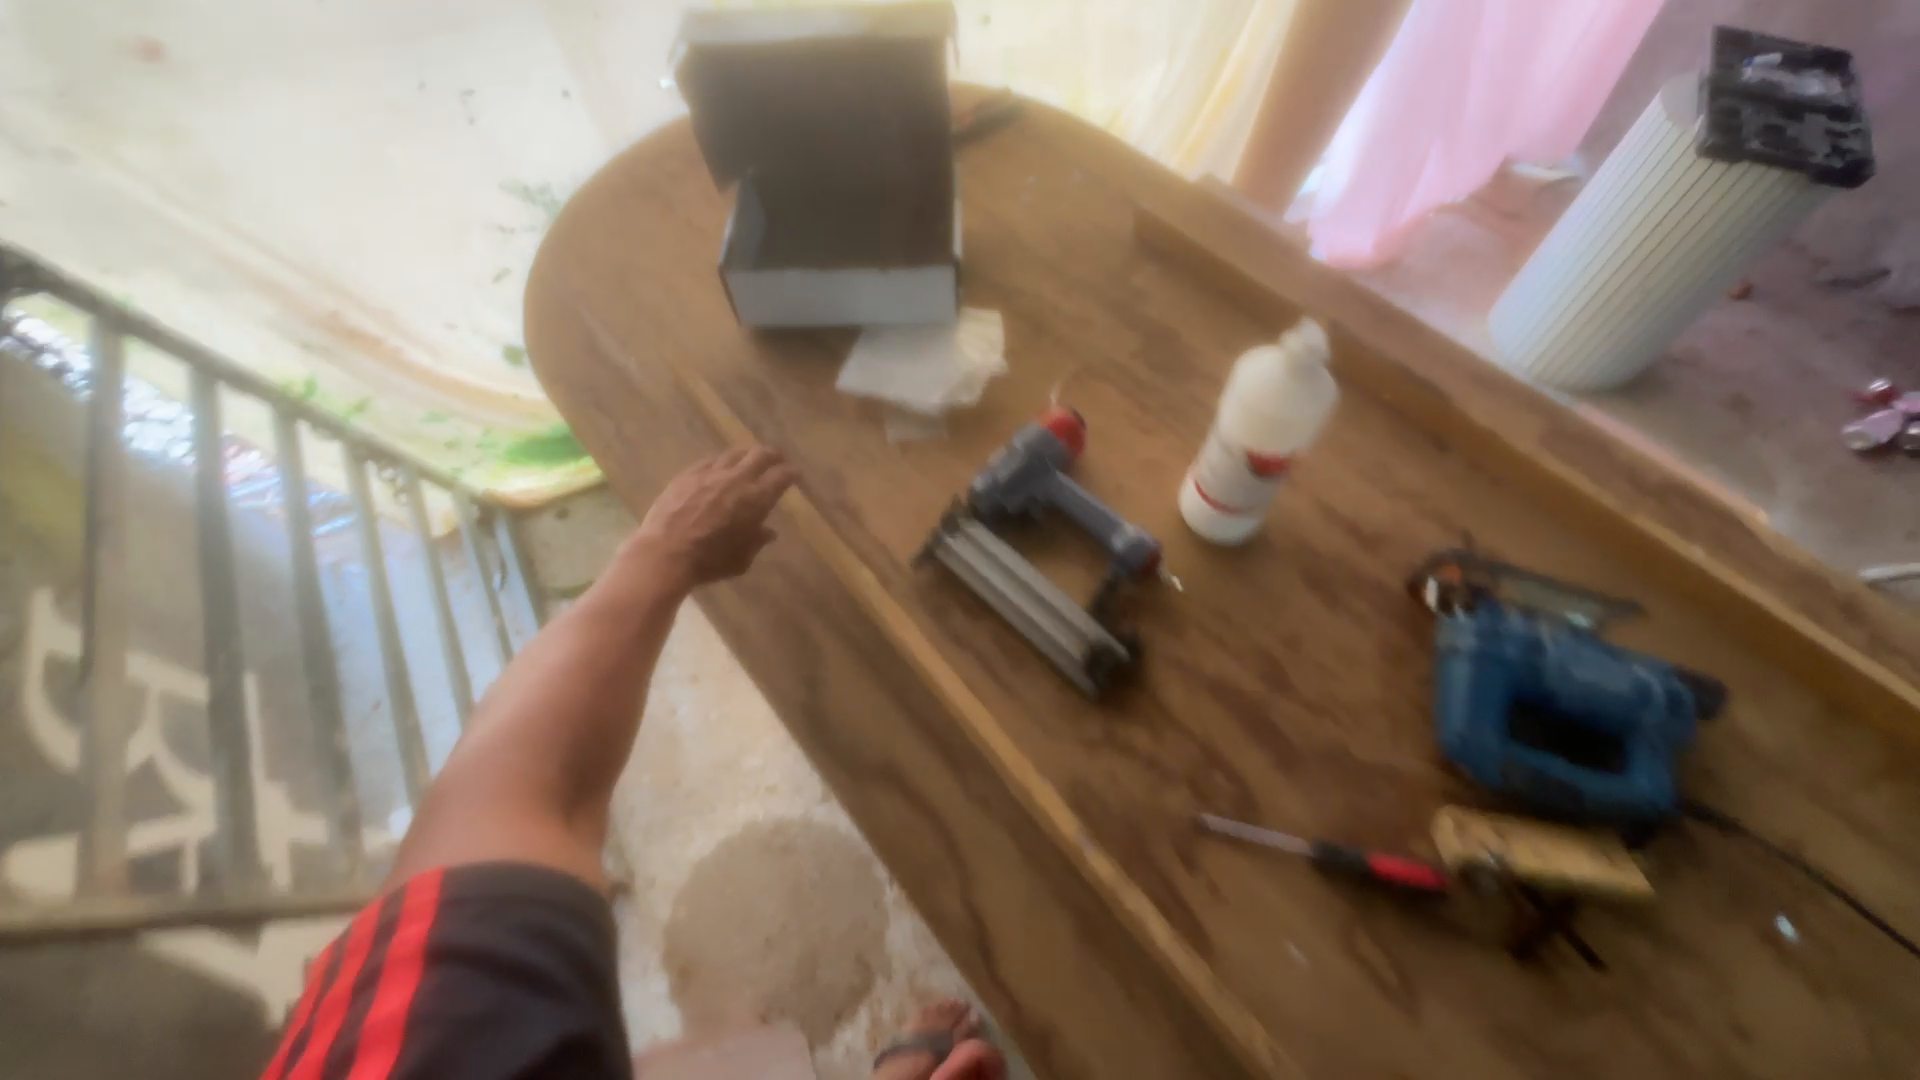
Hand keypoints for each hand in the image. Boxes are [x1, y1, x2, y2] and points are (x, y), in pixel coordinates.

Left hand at [628, 446, 795, 590]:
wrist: (665, 553)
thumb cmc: (710, 561)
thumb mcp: (742, 559)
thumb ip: (757, 541)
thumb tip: (768, 532)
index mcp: (757, 499)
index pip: (782, 475)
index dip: (792, 473)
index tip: (796, 475)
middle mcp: (737, 479)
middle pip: (761, 454)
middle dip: (774, 455)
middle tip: (778, 460)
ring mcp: (710, 473)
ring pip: (735, 453)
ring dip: (747, 456)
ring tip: (748, 462)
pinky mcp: (688, 474)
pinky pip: (711, 460)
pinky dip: (722, 462)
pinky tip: (720, 469)